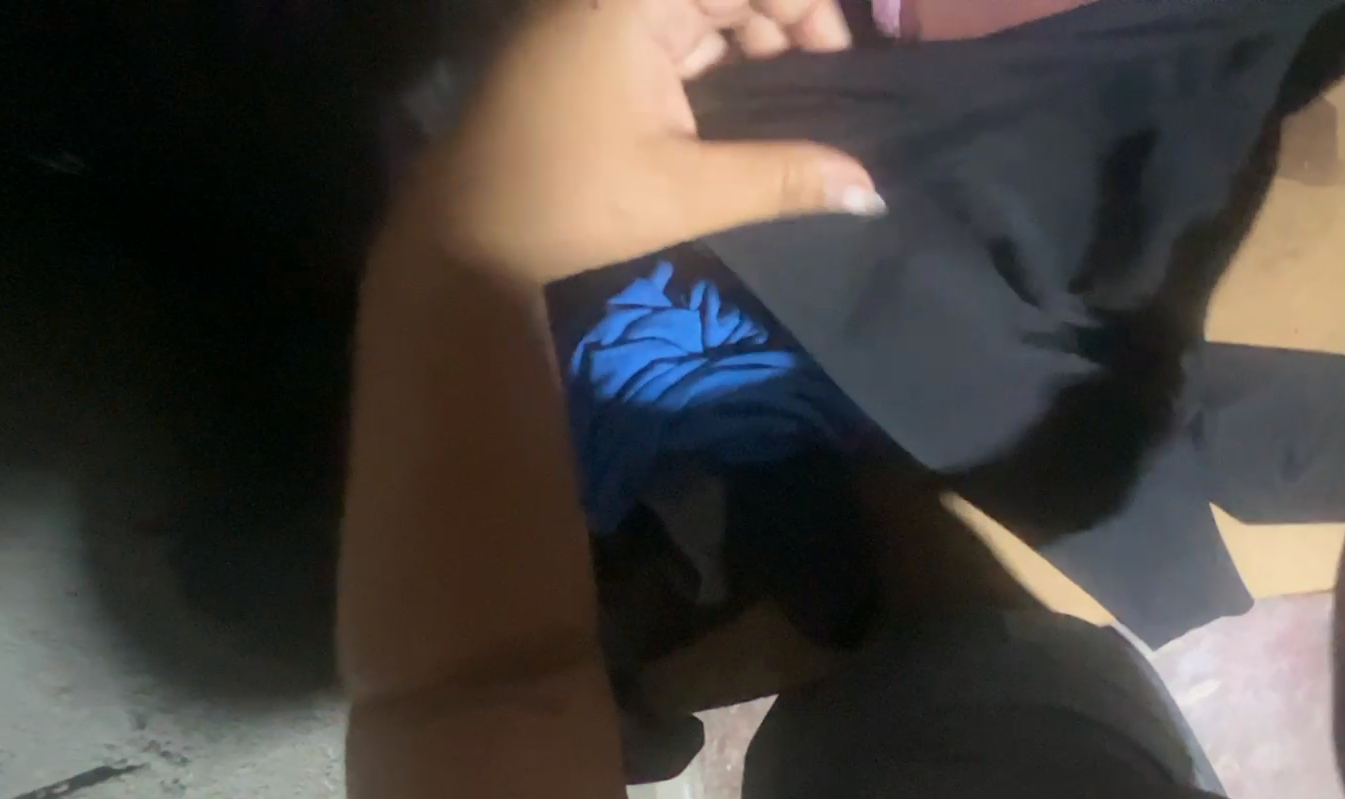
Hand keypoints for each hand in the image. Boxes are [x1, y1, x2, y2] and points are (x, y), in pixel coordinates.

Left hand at [401, 0, 881, 285]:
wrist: (474, 230)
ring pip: (710, 16)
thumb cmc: (574, 201)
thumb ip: (783, 180)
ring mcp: (607, 18)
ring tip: (790, 123)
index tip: (838, 79)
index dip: (809, 12)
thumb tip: (871, 191)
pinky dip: (722, 75)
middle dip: (788, 37)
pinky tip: (745, 121)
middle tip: (819, 110)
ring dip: (757, 60)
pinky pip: (682, 42)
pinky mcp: (603, 53)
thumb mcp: (688, 192)